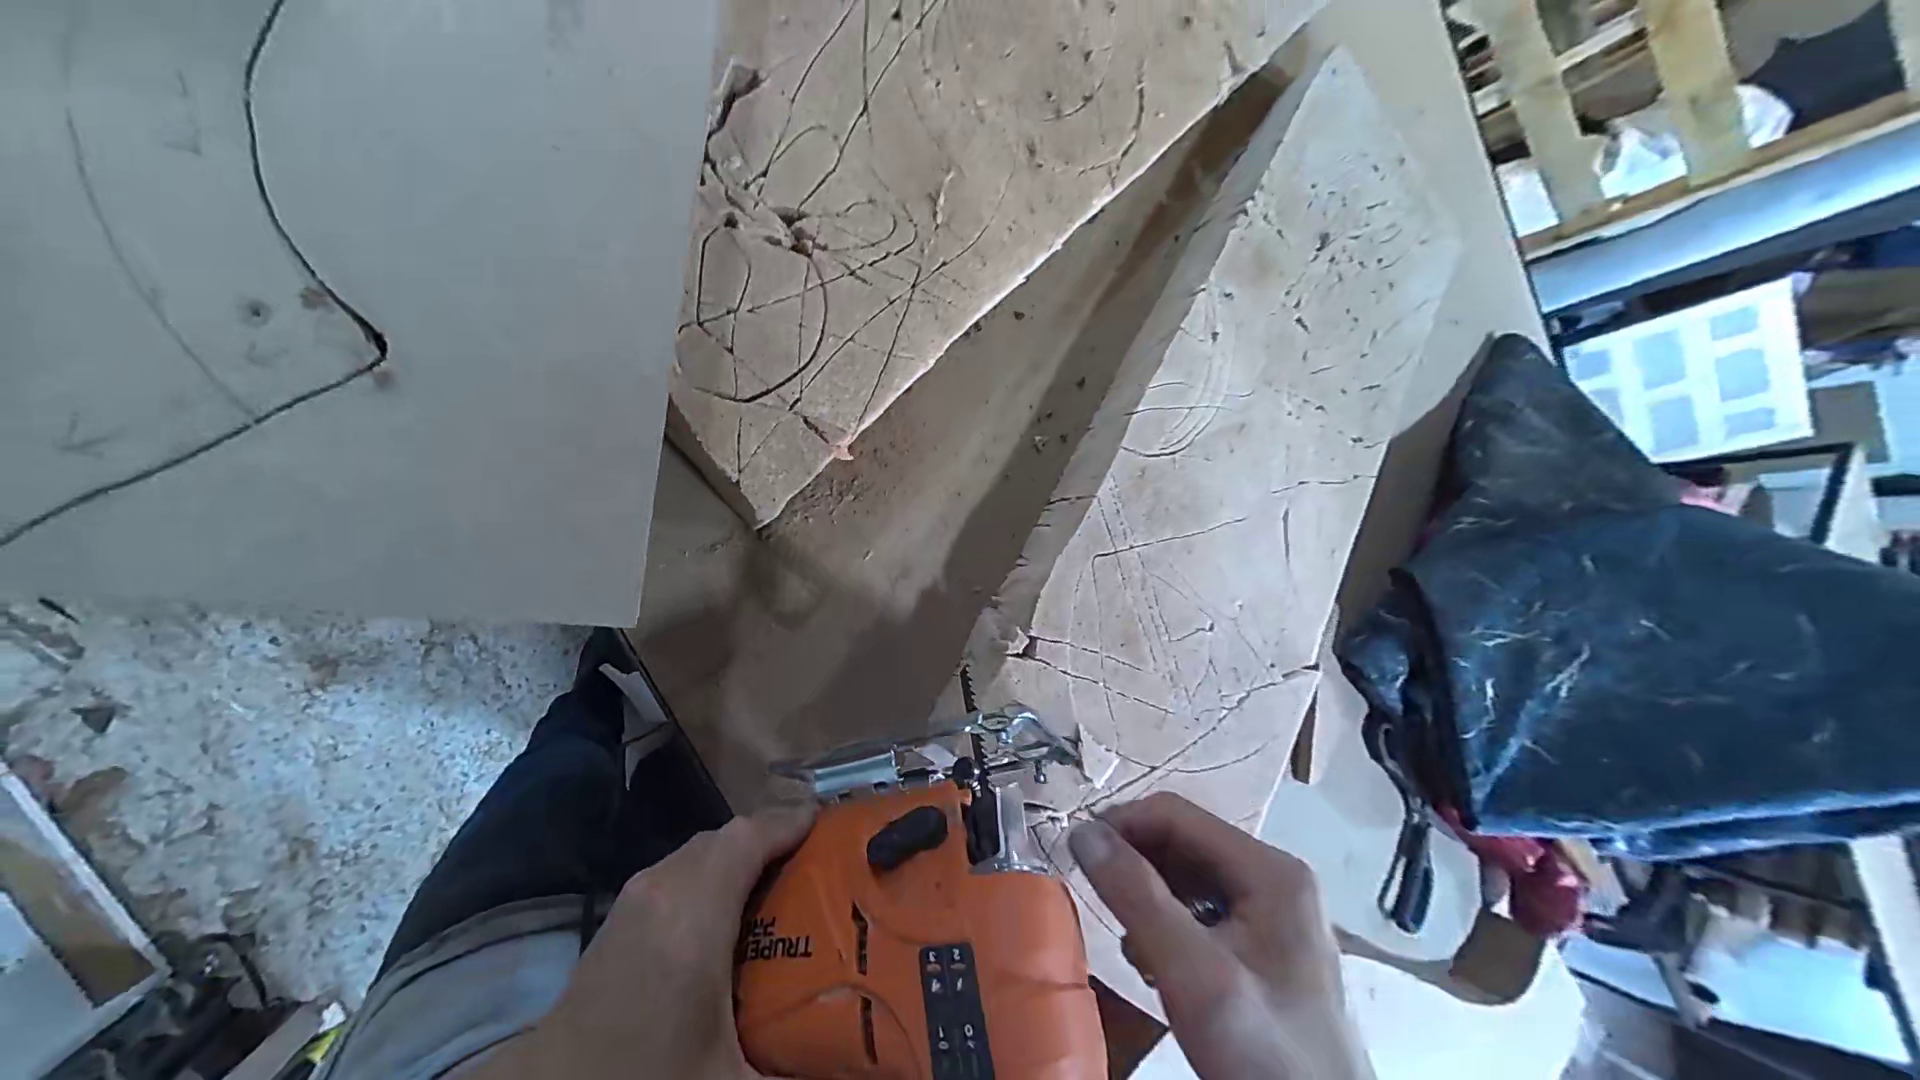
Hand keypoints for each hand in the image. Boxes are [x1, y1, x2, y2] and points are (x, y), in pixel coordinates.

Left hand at [471, 803, 815, 1078]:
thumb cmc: (644, 1079)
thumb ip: (796, 1075)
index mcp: (693, 917)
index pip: (747, 838)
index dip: (789, 822)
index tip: (830, 822)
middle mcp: (663, 890)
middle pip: (728, 837)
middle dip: (774, 836)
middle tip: (818, 857)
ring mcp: (635, 899)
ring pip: (701, 850)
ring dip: (742, 852)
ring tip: (782, 876)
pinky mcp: (620, 915)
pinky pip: (680, 868)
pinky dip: (714, 869)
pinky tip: (728, 908)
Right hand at [1069, 793, 1371, 1079]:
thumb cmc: (1265, 1057)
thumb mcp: (1195, 977)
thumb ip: (1137, 899)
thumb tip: (1082, 832)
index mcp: (1270, 870)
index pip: (1176, 815)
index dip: (1122, 825)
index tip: (1078, 854)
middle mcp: (1273, 876)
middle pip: (1182, 841)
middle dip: (1134, 864)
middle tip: (1097, 898)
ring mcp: (1271, 908)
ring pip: (1186, 873)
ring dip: (1147, 894)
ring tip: (1131, 941)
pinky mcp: (1263, 940)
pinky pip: (1199, 905)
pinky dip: (1167, 920)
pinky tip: (1157, 960)